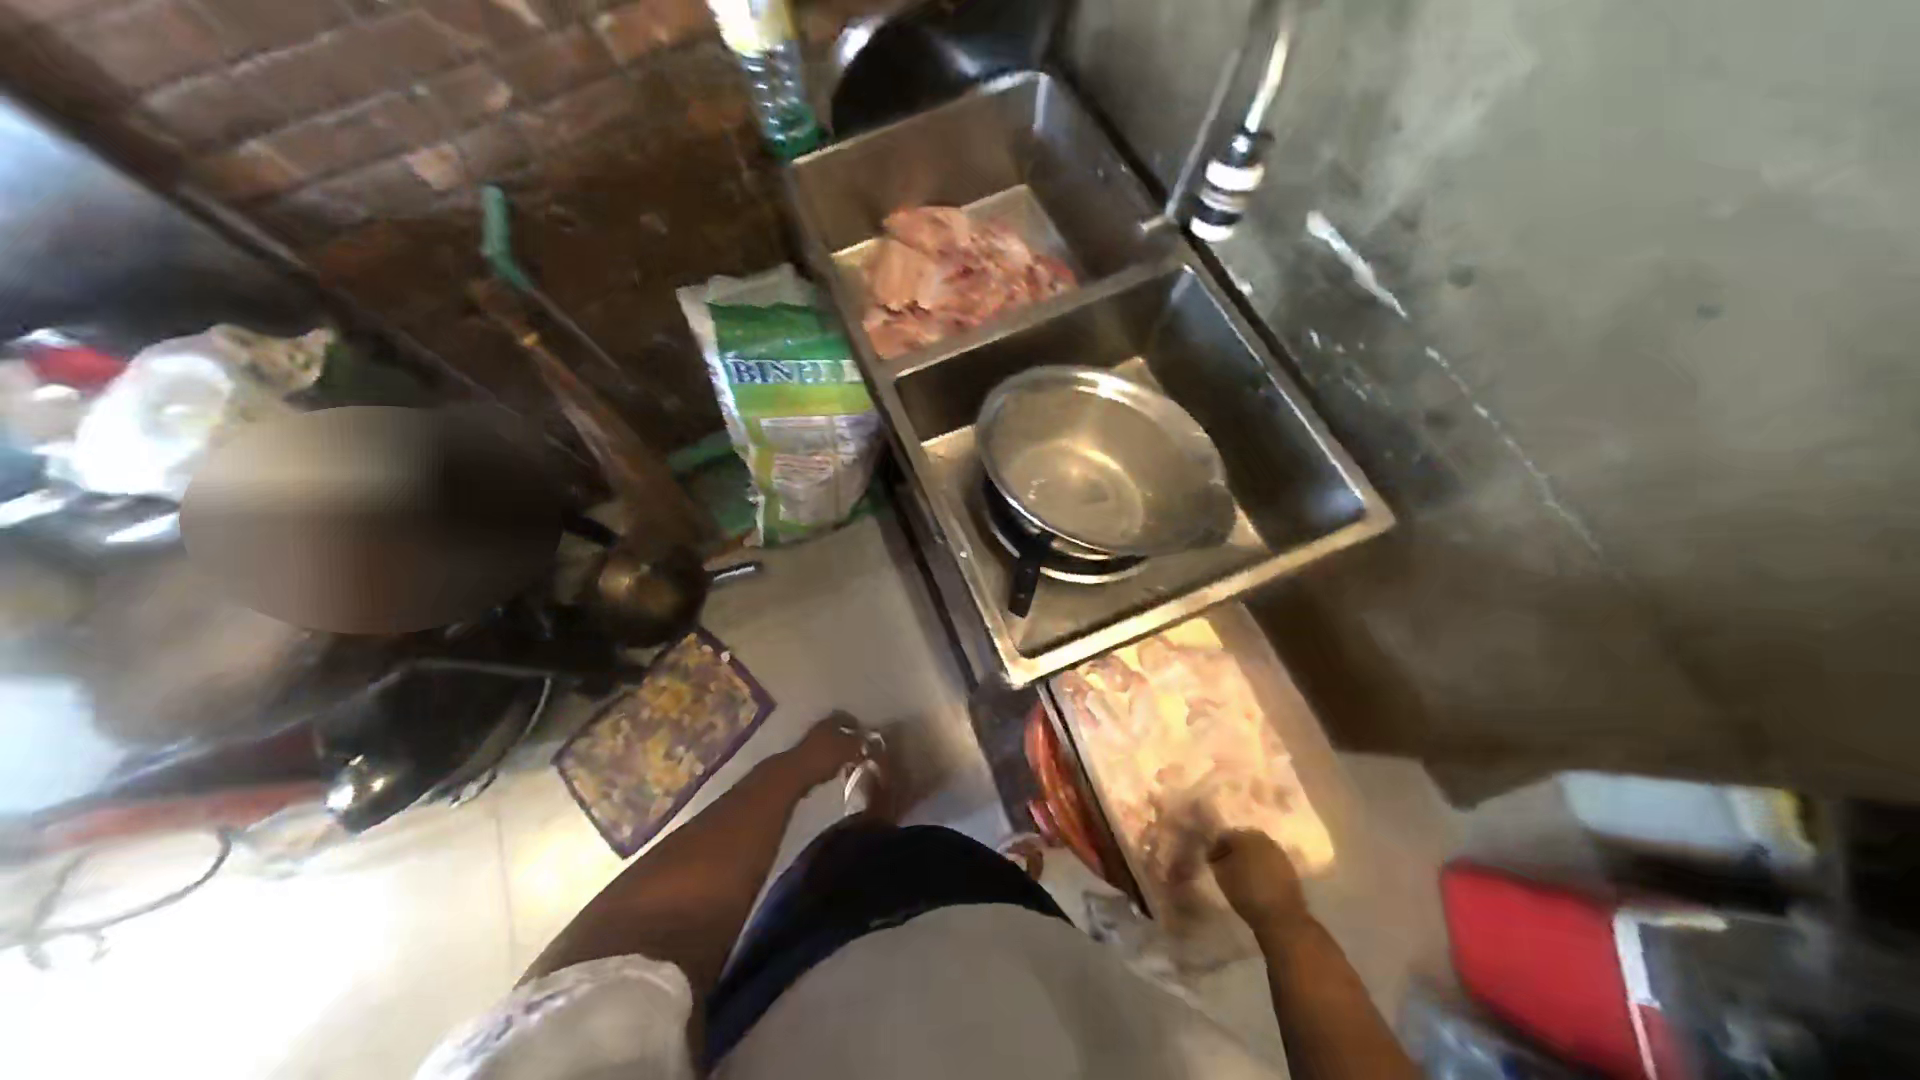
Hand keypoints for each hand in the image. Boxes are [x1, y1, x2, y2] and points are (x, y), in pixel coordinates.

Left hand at [784, 711, 866, 786]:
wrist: (795, 775)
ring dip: (840, 753)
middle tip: (860, 749)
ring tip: (851, 763)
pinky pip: (823, 759)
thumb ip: (860, 744)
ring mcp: (810, 745)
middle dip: (849, 740)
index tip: (864, 732)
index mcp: (829, 722)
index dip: (855, 723)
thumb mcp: (848, 748)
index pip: (844, 716)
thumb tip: (868, 742)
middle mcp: (819, 730)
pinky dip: (831, 763)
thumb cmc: (824, 757)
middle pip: (837, 731)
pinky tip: (838, 772)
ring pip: (830, 746)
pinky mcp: (805, 760)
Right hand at [1209, 829, 1309, 928]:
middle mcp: (1262, 839)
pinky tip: (1258, 876)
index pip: (1224, 836)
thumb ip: (1217, 861)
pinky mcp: (1288, 865)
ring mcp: (1277, 851)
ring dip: (1249, 854)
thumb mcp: (1222, 877)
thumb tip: (1217, 856)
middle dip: (1234, 847)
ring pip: (1258, 846)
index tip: (1211, 861)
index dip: (1216, 848)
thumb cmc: (1247, 894)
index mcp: (1244, 838)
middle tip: (1226, 862)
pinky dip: (1262, 862)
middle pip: (1243, 837)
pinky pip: (1270, 857)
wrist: (1282, 917)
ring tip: (1242, 870)